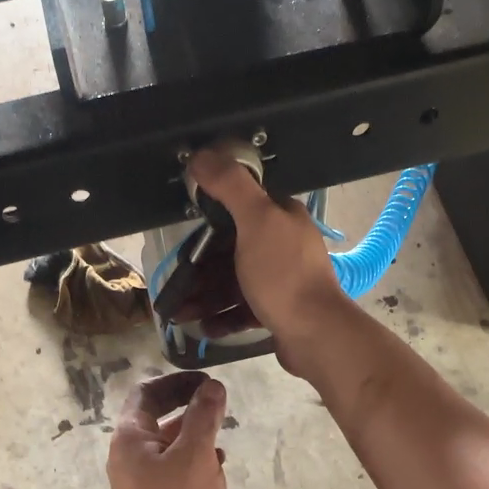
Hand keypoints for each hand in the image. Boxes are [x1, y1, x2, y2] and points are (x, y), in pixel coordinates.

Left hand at [109, 371, 228, 488]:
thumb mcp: (197, 456)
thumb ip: (204, 416)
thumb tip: (212, 387)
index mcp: (128, 439)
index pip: (147, 392)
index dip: (177, 381)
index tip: (208, 381)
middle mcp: (127, 457)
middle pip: (157, 417)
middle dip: (190, 408)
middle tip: (220, 404)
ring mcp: (138, 482)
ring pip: (168, 445)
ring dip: (195, 436)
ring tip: (222, 437)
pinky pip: (173, 470)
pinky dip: (194, 462)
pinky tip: (217, 468)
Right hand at [188, 150, 354, 378]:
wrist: (315, 334)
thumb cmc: (283, 274)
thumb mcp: (256, 220)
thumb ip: (230, 186)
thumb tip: (201, 154)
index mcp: (281, 218)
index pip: (239, 210)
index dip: (208, 223)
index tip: (183, 240)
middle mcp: (283, 247)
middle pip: (231, 251)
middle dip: (199, 269)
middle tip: (173, 285)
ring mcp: (281, 282)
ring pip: (233, 284)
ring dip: (204, 297)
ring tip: (179, 314)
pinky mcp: (277, 313)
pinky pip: (242, 311)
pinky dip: (221, 318)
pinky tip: (203, 328)